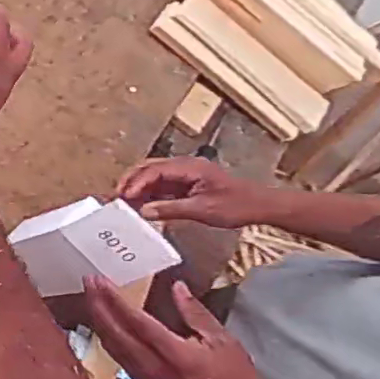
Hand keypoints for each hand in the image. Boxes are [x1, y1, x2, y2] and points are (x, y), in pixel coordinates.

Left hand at [83, 276, 288, 378]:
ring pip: (109, 342)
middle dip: (97, 303)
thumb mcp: (224, 341)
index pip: (136, 321)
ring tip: (91, 295)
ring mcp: (142, 374)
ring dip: (97, 317)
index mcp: (174, 353)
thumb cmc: (236, 378)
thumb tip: (176, 286)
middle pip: (113, 331)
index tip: (100, 279)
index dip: (115, 299)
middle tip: (89, 280)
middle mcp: (151, 365)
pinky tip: (101, 321)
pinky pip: (114, 353)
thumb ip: (195, 313)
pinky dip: (104, 333)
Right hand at [116, 156, 283, 228]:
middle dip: (130, 181)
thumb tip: (143, 211)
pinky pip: (159, 184)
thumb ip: (171, 209)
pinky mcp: (184, 183)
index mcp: (190, 167)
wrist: (263, 206)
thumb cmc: (237, 206)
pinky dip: (147, 193)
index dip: (137, 183)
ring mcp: (183, 174)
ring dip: (136, 187)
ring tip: (124, 201)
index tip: (124, 197)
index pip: (154, 170)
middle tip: (116, 196)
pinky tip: (140, 204)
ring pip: (151, 175)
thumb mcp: (203, 210)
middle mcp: (184, 166)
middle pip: (148, 167)